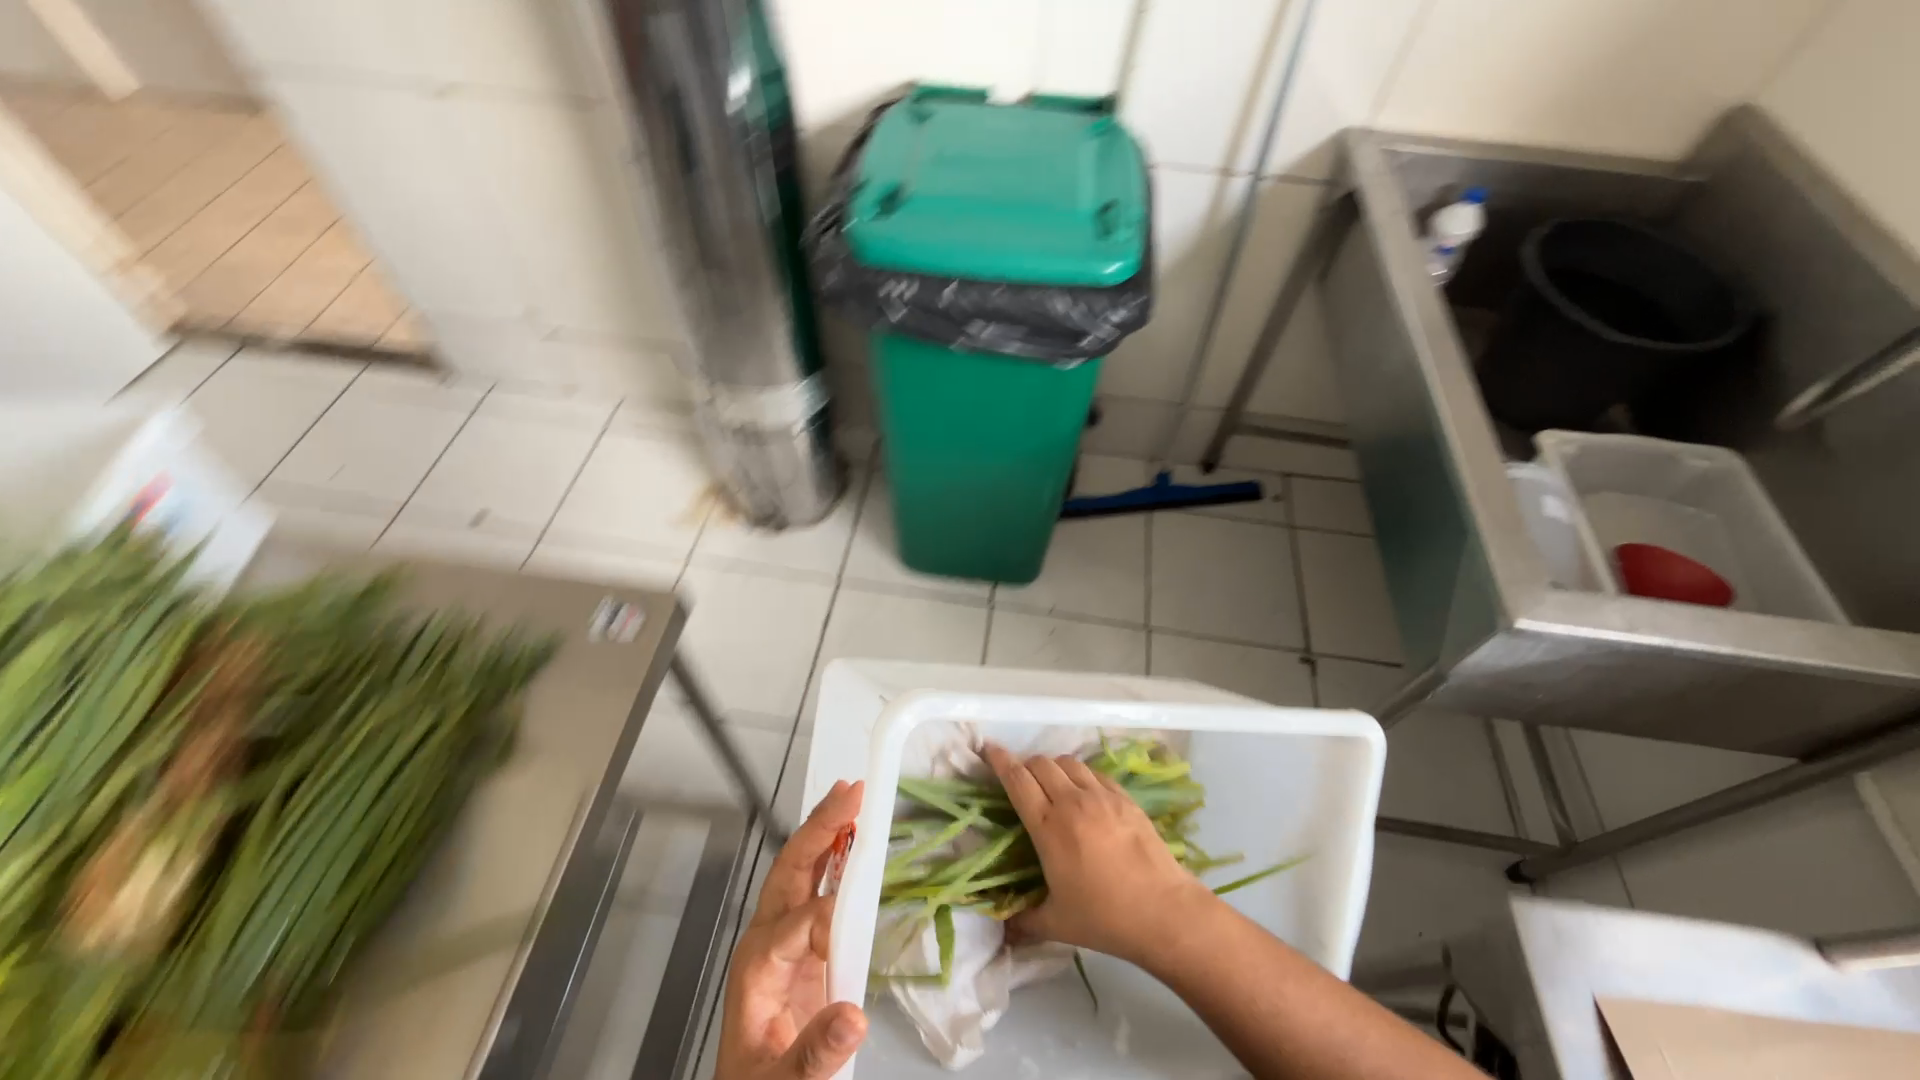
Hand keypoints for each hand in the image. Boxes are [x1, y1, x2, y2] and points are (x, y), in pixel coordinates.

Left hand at [715, 780, 869, 1079]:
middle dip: (819, 828)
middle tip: (850, 792)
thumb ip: (816, 1053)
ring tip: (852, 801)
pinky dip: (838, 862)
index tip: (857, 924)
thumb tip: (854, 1017)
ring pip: (802, 872)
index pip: (796, 924)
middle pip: (791, 870)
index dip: (827, 917)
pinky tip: (855, 845)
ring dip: (827, 834)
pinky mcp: (803, 948)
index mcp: (757, 967)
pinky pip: (819, 892)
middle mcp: (767, 942)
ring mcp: (784, 941)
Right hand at [985, 745, 1214, 966]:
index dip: (999, 761)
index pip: (1017, 779)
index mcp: (1048, 826)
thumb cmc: (1105, 918)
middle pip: (1040, 763)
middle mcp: (1073, 802)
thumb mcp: (1055, 924)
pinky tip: (1084, 795)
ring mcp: (1103, 797)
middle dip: (1024, 765)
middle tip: (1019, 781)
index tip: (987, 749)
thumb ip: (1022, 921)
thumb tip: (1002, 928)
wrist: (1164, 912)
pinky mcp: (1127, 800)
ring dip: (1053, 768)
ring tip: (1051, 786)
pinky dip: (1082, 776)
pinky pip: (1096, 774)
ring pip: (1069, 762)